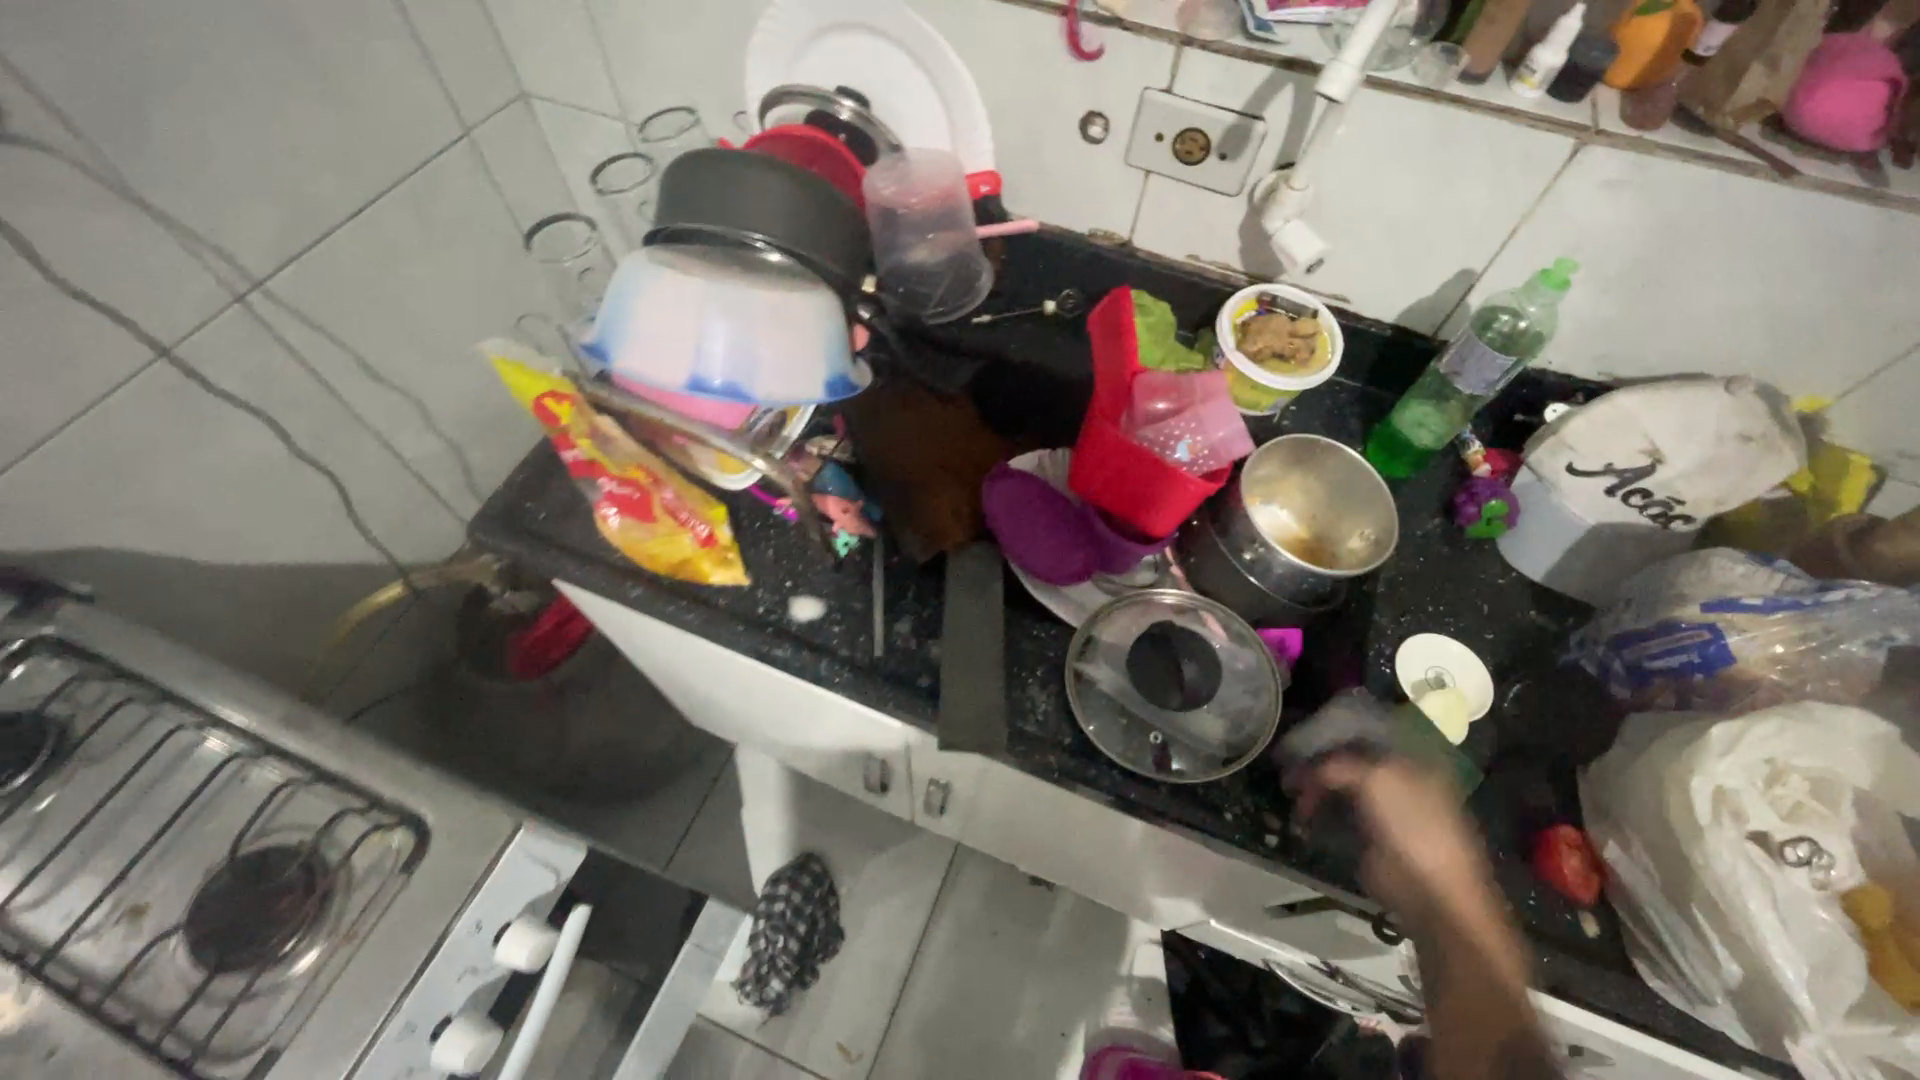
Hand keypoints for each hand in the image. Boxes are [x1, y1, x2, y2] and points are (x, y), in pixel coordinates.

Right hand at [1293, 756, 1499, 936]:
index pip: (1359, 740)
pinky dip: (1318, 817)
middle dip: (1315, 770)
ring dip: (1314, 795)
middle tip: (1289, 780)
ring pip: (1338, 791)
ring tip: (1297, 807)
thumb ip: (1339, 764)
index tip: (1295, 747)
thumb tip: (1307, 767)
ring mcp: (1383, 811)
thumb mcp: (1376, 779)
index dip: (1327, 741)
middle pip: (1345, 765)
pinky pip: (1337, 818)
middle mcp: (1396, 782)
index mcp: (1407, 763)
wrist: (1430, 891)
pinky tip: (1304, 822)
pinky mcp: (1369, 839)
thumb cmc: (1412, 826)